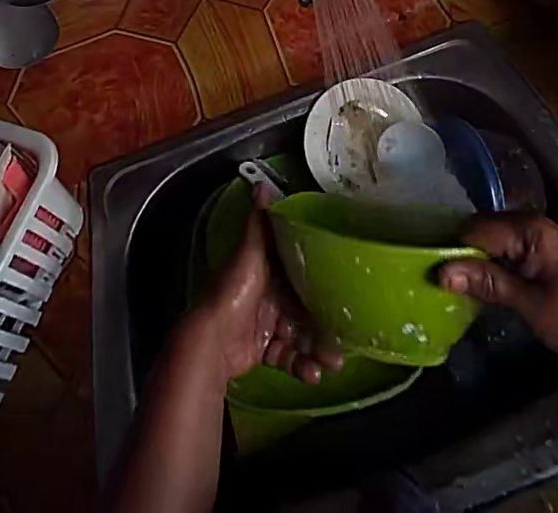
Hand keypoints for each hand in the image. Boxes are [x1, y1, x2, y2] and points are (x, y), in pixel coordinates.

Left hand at [186, 185, 343, 382]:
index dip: (320, 280)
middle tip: (345, 338)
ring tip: (330, 361)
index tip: (343, 290)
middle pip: (304, 308)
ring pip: (301, 335)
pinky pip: (290, 358)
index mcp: (266, 269)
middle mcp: (268, 294)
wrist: (212, 338)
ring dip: (318, 349)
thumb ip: (259, 223)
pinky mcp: (264, 349)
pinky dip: (302, 366)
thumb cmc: (233, 292)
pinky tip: (311, 373)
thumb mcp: (249, 253)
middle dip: (325, 323)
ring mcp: (266, 323)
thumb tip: (263, 185)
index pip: (299, 271)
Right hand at [439, 213, 557, 398]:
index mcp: (529, 230)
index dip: (449, 251)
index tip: (428, 273)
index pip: (471, 230)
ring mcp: (537, 242)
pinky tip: (476, 288)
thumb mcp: (533, 307)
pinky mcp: (542, 259)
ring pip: (488, 243)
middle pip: (477, 232)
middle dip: (457, 254)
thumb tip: (439, 271)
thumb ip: (486, 283)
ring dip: (471, 263)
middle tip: (435, 281)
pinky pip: (502, 254)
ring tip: (450, 286)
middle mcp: (530, 226)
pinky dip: (488, 268)